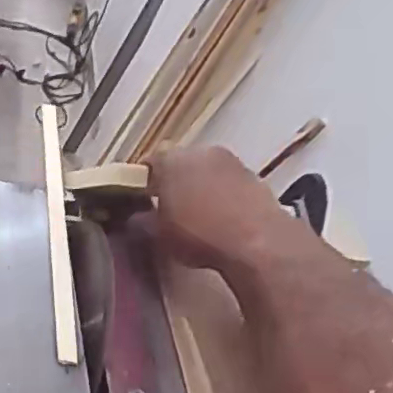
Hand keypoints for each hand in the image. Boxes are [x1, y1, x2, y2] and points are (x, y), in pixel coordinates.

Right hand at [132, 146, 315, 271]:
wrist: (256, 241)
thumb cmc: (198, 235)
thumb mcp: (160, 236)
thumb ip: (144, 222)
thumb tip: (137, 218)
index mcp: (172, 160)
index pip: (150, 161)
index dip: (143, 180)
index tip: (141, 198)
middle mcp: (202, 151)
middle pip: (181, 162)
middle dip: (174, 181)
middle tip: (169, 207)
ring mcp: (232, 161)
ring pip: (207, 170)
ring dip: (201, 187)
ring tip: (197, 215)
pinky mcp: (255, 176)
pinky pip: (229, 183)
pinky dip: (223, 195)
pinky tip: (222, 219)